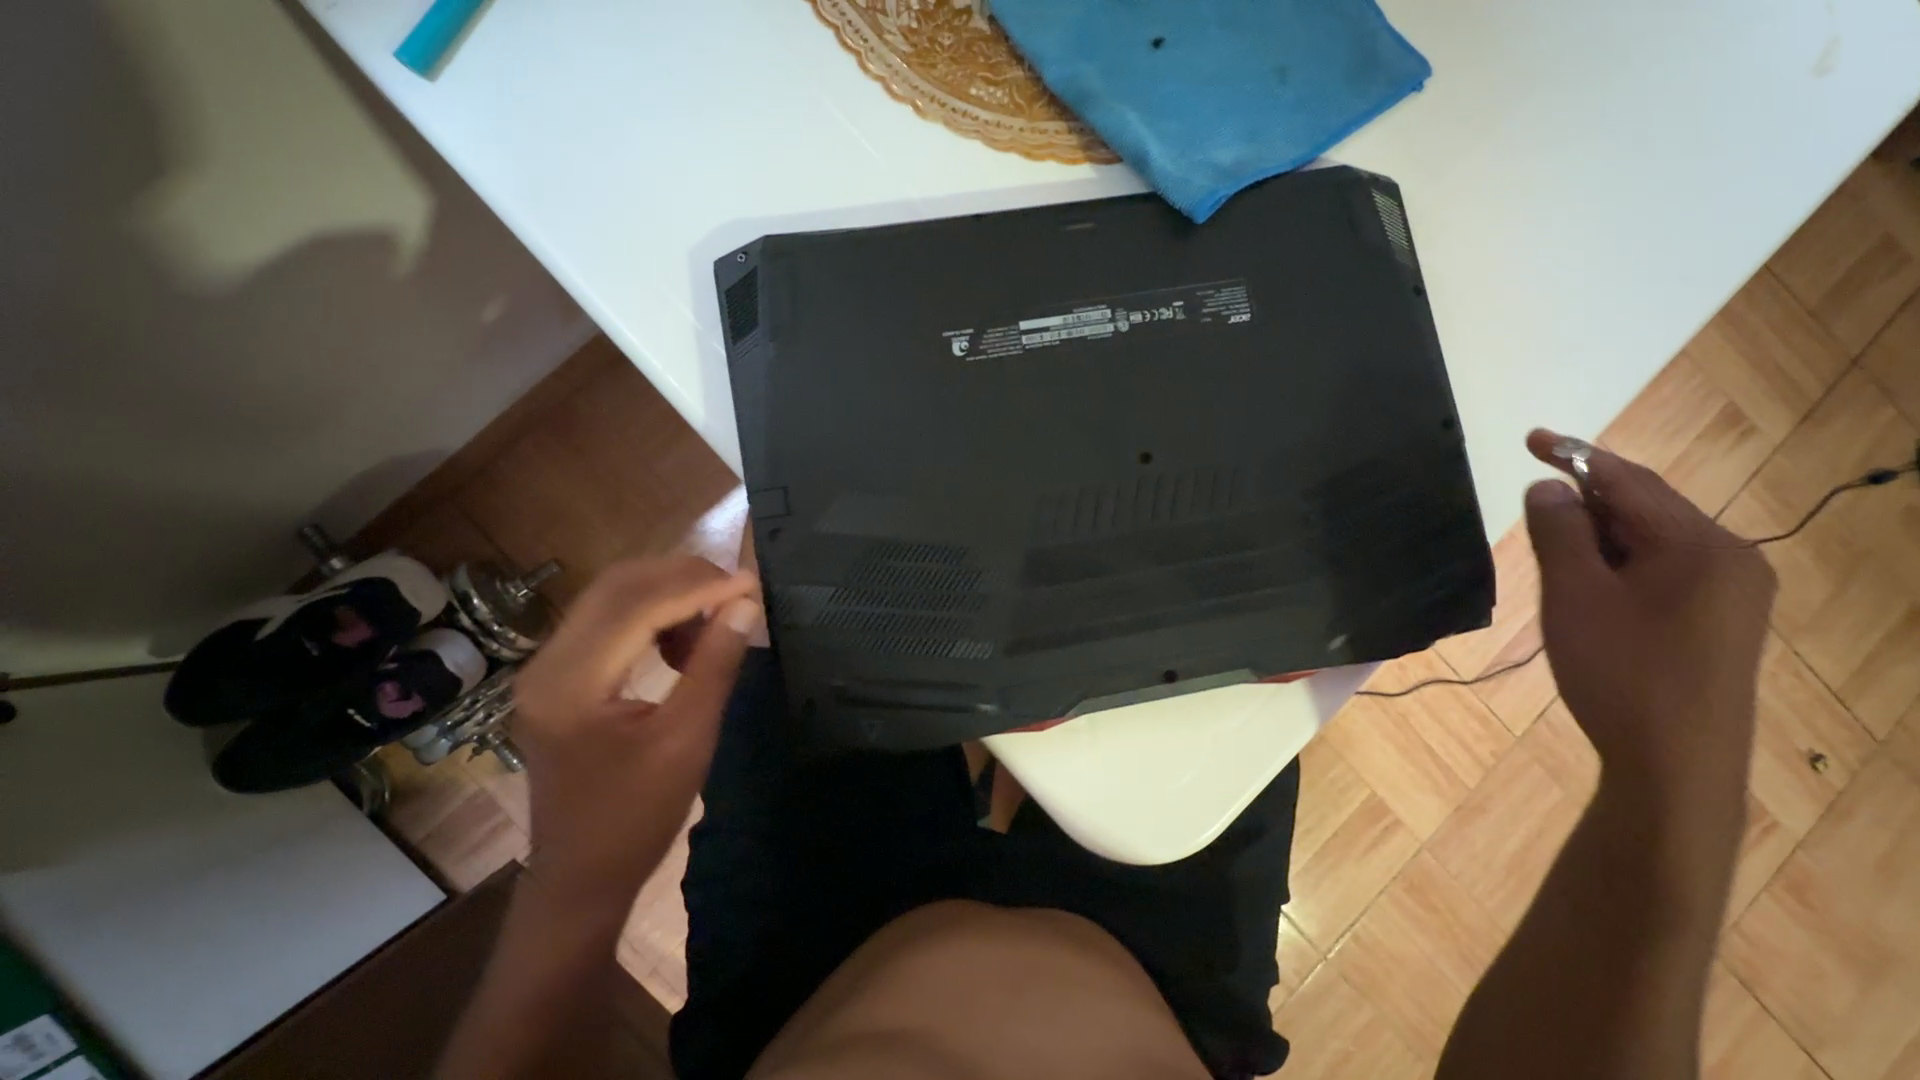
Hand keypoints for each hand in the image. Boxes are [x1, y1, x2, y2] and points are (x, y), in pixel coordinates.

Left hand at [511, 557, 762, 892]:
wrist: (580, 876)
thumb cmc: (636, 819)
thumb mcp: (687, 742)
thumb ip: (714, 666)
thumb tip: (745, 605)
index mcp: (572, 682)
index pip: (637, 606)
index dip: (698, 587)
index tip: (751, 584)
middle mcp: (547, 663)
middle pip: (616, 587)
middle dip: (682, 578)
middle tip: (737, 590)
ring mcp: (545, 669)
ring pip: (610, 599)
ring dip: (667, 595)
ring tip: (715, 618)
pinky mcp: (556, 678)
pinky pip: (605, 623)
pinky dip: (649, 617)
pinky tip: (682, 643)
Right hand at [1524, 431, 1775, 804]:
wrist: (1676, 764)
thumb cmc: (1620, 672)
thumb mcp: (1575, 596)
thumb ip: (1560, 532)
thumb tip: (1549, 486)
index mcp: (1702, 545)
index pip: (1631, 481)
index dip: (1575, 456)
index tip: (1530, 439)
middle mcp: (1732, 559)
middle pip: (1648, 509)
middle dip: (1588, 502)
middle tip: (1533, 508)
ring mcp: (1735, 594)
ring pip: (1654, 543)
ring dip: (1601, 538)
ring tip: (1554, 557)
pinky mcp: (1723, 622)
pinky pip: (1666, 572)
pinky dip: (1622, 566)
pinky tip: (1591, 586)